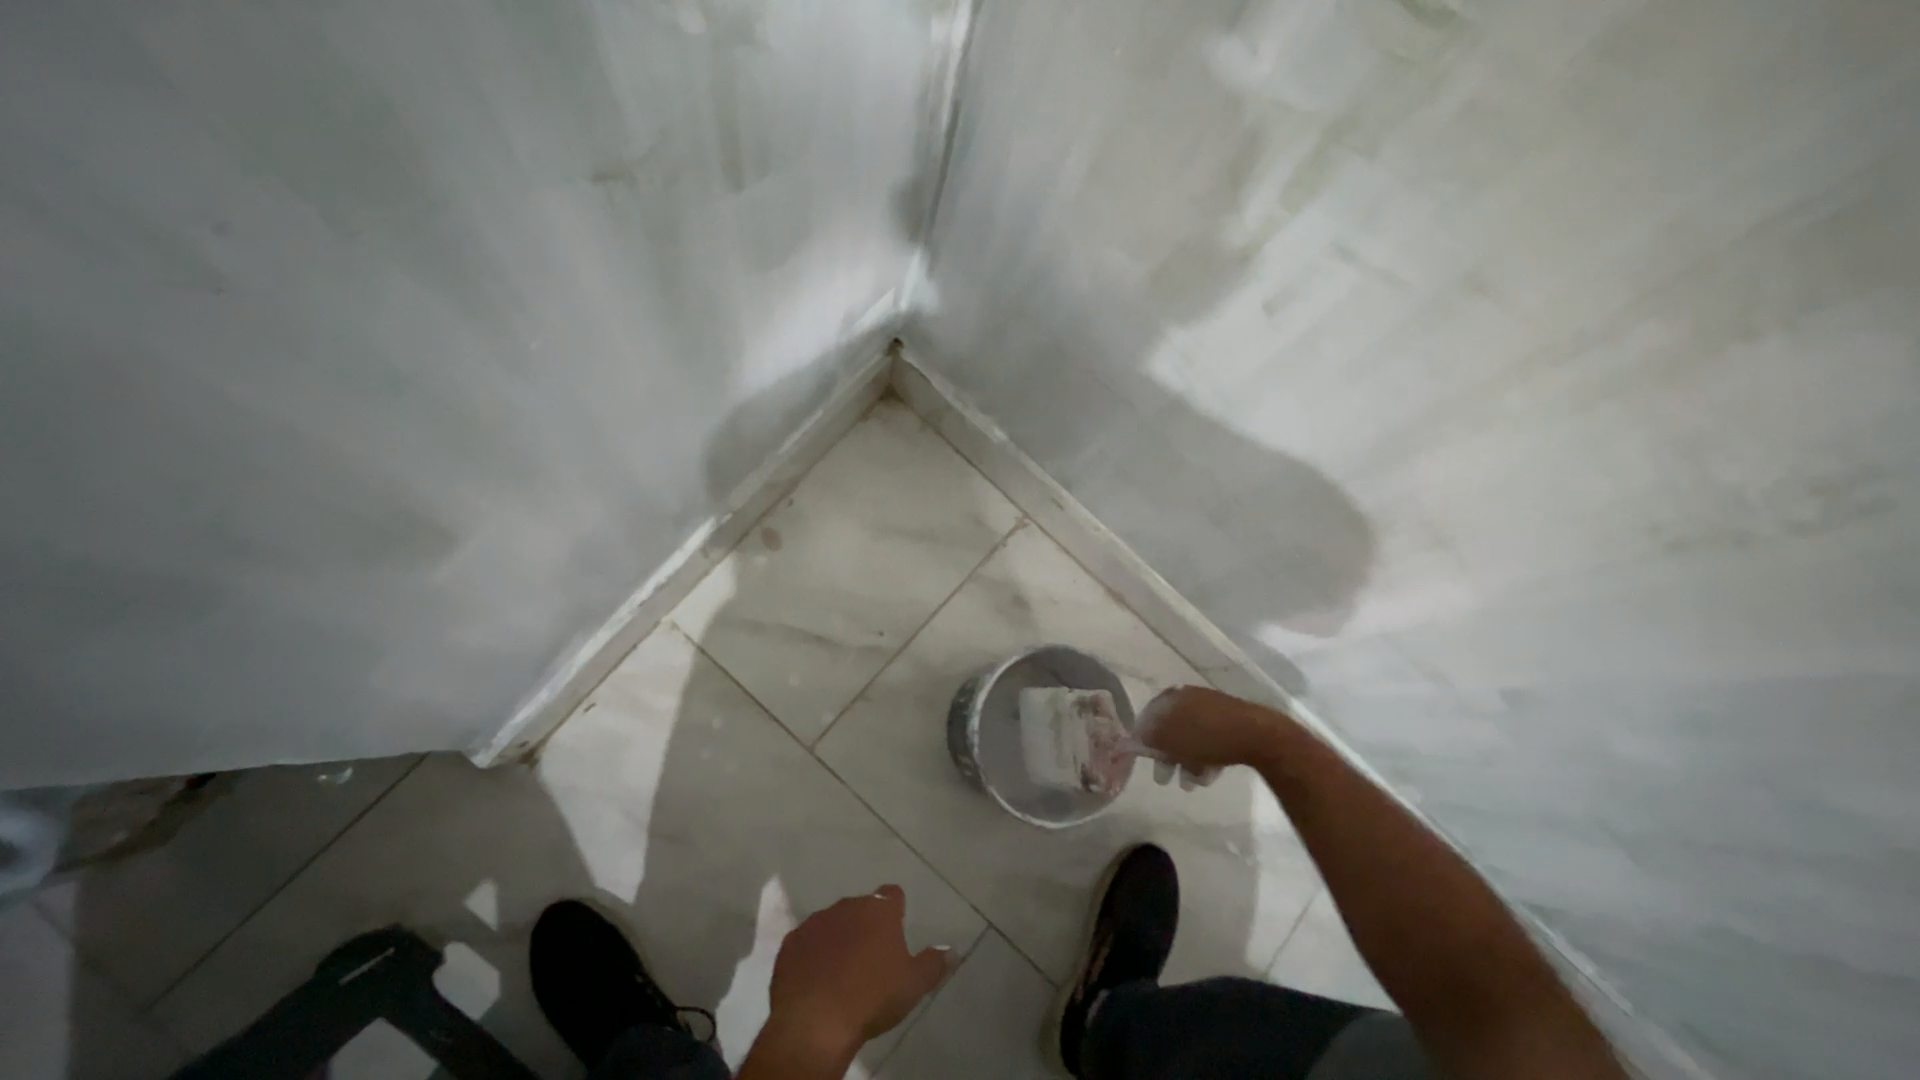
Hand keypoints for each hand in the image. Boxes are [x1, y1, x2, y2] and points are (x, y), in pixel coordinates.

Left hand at [765, 885, 950, 1060]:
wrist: (815, 1021)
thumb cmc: (872, 997)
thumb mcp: (913, 985)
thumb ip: (933, 963)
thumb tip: (951, 949)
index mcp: (879, 910)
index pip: (893, 895)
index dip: (896, 910)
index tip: (896, 928)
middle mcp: (846, 906)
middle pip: (860, 908)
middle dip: (865, 924)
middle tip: (871, 957)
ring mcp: (814, 923)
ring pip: (831, 923)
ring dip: (838, 938)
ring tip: (842, 970)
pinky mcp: (790, 944)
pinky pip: (806, 942)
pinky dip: (813, 954)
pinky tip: (816, 979)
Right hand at [1136, 685, 1285, 771]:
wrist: (1258, 735)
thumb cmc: (1206, 737)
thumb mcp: (1170, 742)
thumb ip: (1146, 740)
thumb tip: (1128, 741)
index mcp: (1172, 696)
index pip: (1148, 716)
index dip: (1143, 739)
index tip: (1144, 759)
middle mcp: (1189, 697)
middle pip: (1169, 729)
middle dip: (1166, 756)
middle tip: (1164, 778)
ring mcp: (1211, 708)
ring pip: (1190, 737)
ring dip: (1185, 761)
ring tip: (1189, 783)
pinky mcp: (1230, 721)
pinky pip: (1208, 739)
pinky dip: (1203, 757)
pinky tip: (1207, 776)